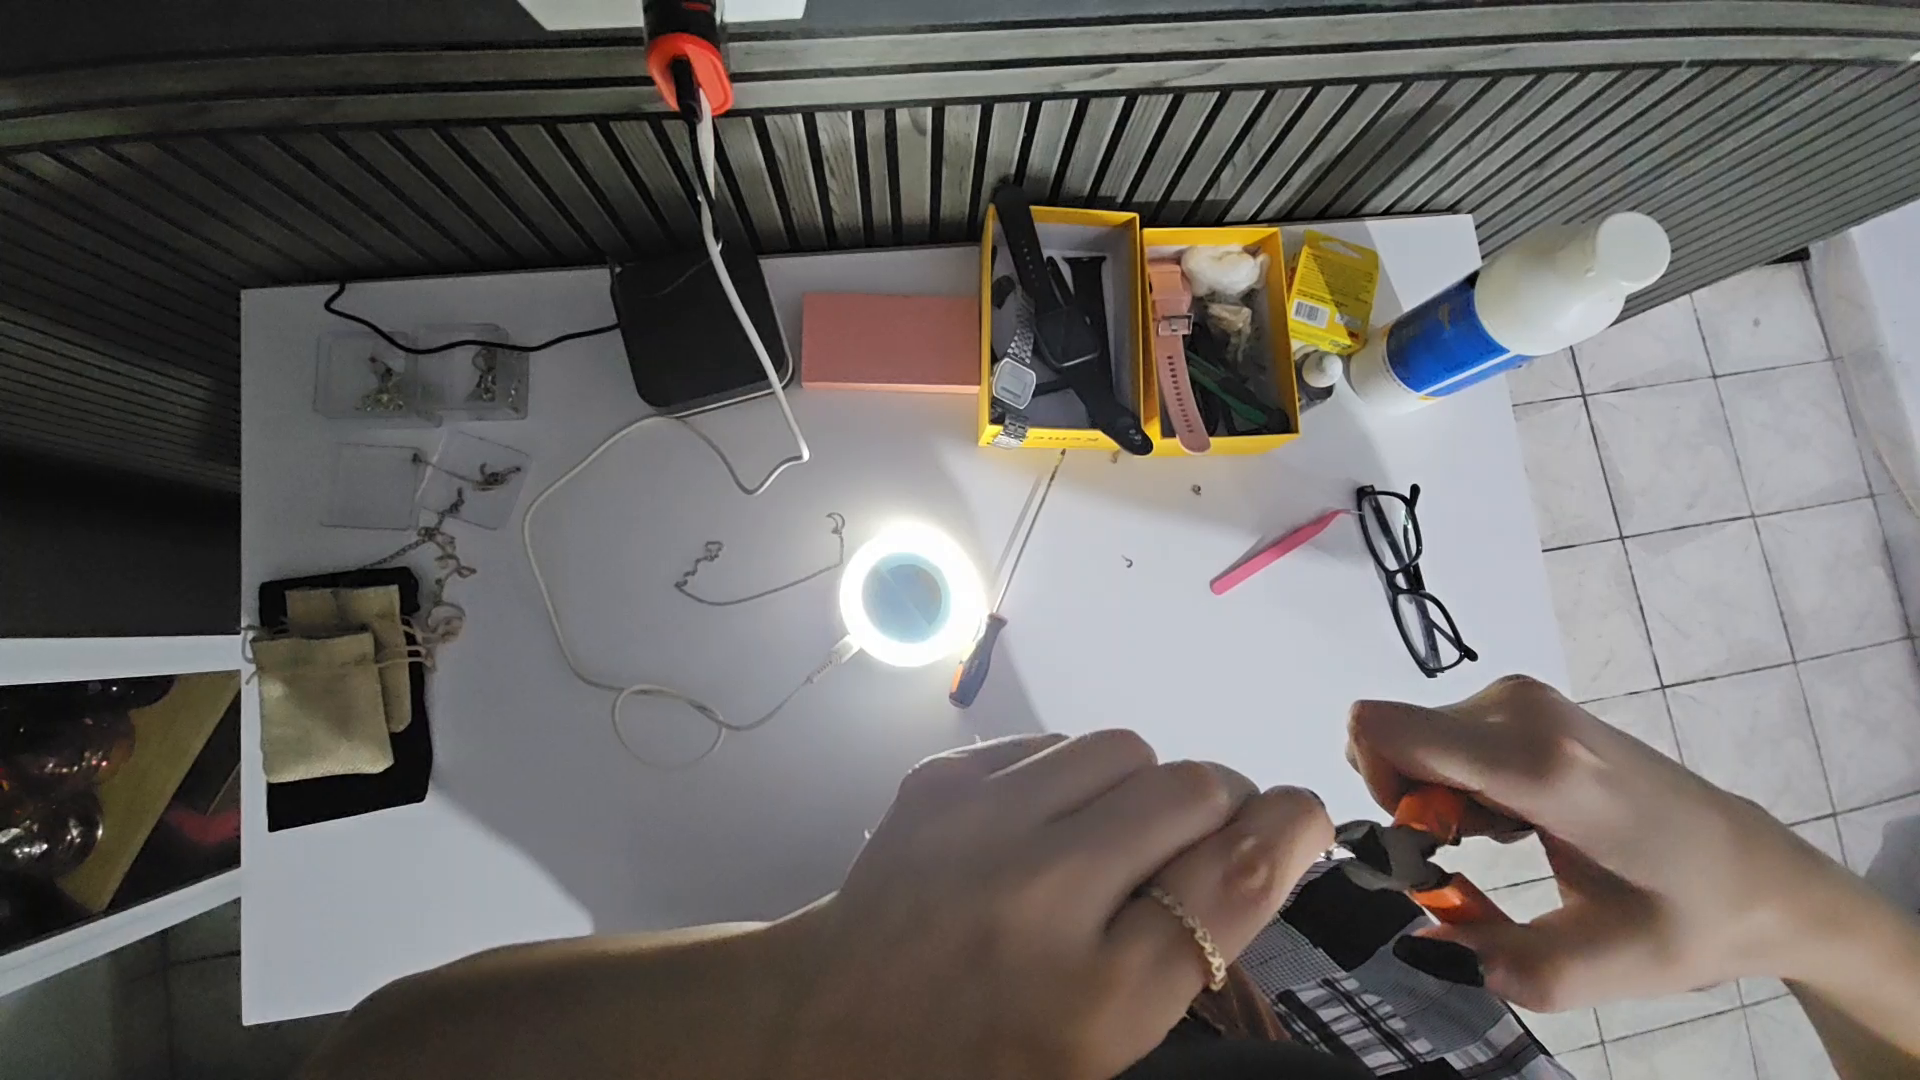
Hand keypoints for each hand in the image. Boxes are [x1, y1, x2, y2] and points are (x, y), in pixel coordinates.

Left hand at [769, 731, 1332, 1079]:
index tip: (1303, 813)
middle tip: (1204, 826)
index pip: (1230, 881)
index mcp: (1095, 996)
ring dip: (1143, 782)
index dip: (1287, 833)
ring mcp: (979, 820)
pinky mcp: (938, 779)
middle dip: (1219, 801)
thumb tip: (1245, 849)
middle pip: (1189, 791)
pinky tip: (1041, 819)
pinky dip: (1070, 773)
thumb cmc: (978, 1056)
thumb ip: (1178, 953)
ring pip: (1122, 748)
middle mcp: (1042, 892)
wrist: (828, 1024)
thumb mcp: (1098, 1043)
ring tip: (1115, 824)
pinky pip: (1051, 743)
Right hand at [1347, 675, 1862, 1012]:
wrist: (1763, 870)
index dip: (1375, 783)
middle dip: (1408, 800)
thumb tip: (1419, 942)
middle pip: (1389, 737)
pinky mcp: (1517, 699)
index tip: (1424, 835)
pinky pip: (1436, 730)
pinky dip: (1450, 775)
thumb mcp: (1601, 963)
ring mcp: (1518, 697)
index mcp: (1540, 765)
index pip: (1384, 729)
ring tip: (1500, 831)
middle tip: (1467, 846)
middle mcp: (1517, 711)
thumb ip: (1501, 961)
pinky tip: (1508, 810)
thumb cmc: (1690, 916)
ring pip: (1409, 735)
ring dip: (1431, 791)